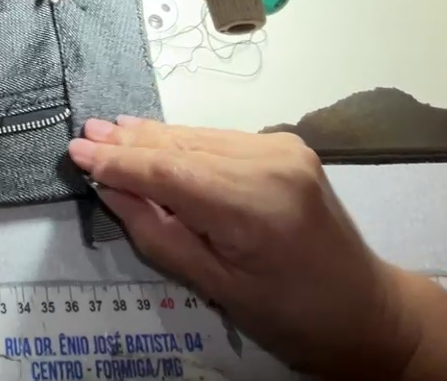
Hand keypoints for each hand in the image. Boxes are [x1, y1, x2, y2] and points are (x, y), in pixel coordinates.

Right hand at [68, 117, 421, 379]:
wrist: (370, 312)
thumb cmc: (291, 316)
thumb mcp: (215, 289)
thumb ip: (156, 233)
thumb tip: (110, 189)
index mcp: (254, 208)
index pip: (167, 172)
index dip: (118, 161)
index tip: (77, 152)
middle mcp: (268, 163)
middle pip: (179, 145)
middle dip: (128, 142)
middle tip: (85, 134)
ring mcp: (279, 148)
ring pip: (194, 135)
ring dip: (150, 137)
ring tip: (108, 131)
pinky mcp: (282, 144)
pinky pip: (214, 138)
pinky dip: (180, 141)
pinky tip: (152, 136)